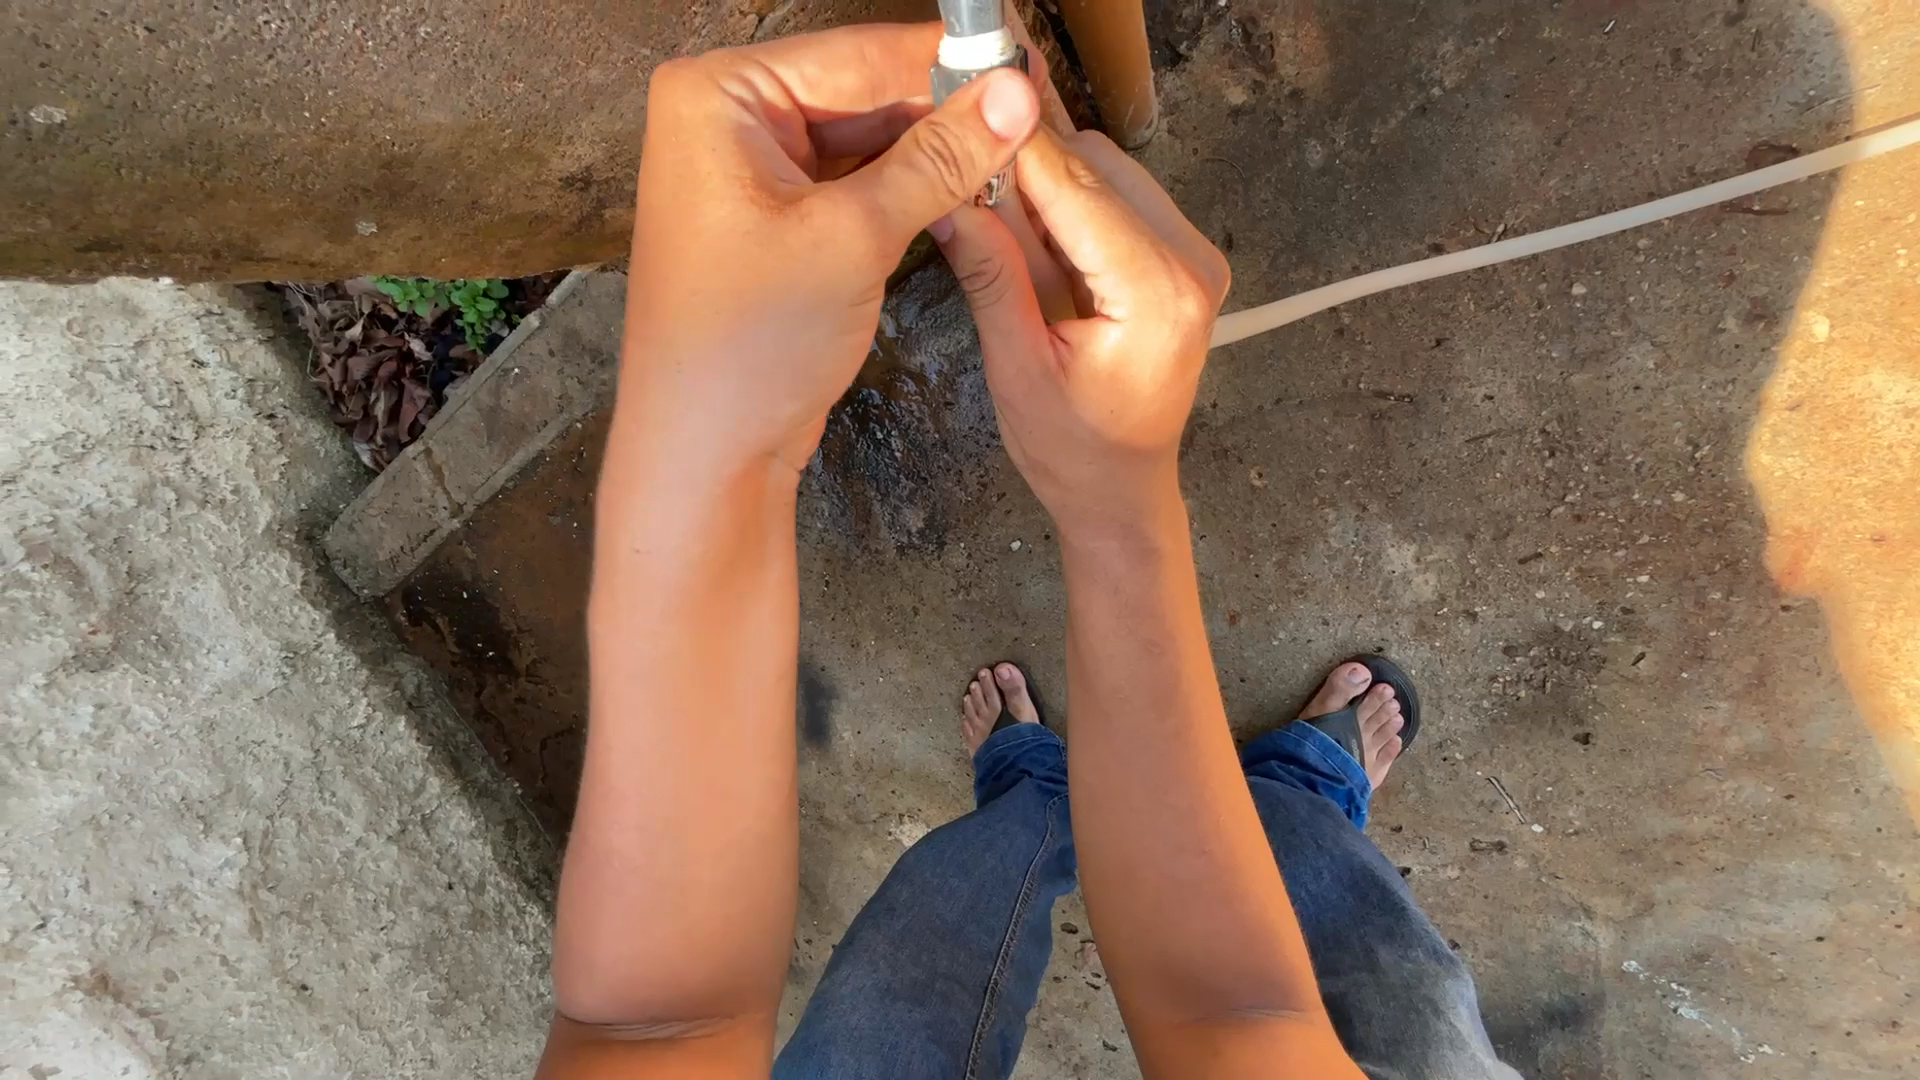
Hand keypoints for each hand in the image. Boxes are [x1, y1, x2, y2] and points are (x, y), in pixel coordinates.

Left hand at [617, 24, 1041, 474]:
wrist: (711, 448)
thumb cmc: (754, 342)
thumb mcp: (852, 239)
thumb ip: (936, 162)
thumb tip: (1014, 94)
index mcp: (721, 98)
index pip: (856, 56)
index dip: (948, 62)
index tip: (1024, 66)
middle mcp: (731, 126)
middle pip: (859, 98)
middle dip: (941, 115)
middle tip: (1027, 122)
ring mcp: (755, 182)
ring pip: (863, 149)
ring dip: (929, 161)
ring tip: (1007, 161)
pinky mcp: (780, 232)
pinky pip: (853, 194)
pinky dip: (904, 198)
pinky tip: (960, 198)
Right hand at [931, 129, 1229, 533]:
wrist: (1121, 492)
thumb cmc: (1069, 451)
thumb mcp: (1017, 368)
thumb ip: (992, 275)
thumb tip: (949, 196)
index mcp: (1156, 294)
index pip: (1078, 191)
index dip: (1015, 150)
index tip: (960, 115)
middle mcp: (1193, 263)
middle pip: (1102, 169)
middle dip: (1030, 167)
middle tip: (967, 179)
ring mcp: (1198, 261)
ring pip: (1114, 177)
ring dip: (1051, 186)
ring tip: (996, 217)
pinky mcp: (1187, 267)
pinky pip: (1125, 205)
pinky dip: (1074, 207)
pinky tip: (1036, 236)